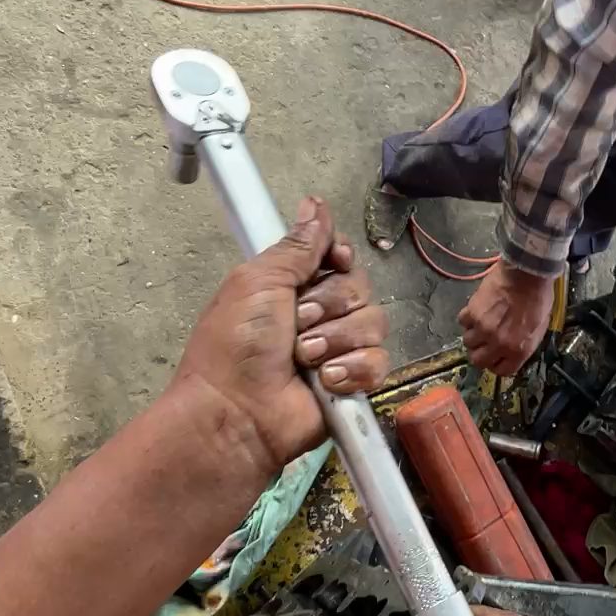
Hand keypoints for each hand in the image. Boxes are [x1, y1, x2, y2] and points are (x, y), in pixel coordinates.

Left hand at [174, 197, 389, 470]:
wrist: (237, 413)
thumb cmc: (236, 344)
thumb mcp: (258, 282)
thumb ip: (297, 246)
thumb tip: (316, 203)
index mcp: (295, 285)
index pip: (341, 256)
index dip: (341, 257)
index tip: (333, 262)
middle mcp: (322, 313)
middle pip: (361, 287)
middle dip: (330, 305)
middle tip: (297, 324)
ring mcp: (341, 348)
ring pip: (374, 323)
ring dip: (336, 340)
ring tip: (304, 359)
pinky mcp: (356, 381)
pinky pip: (379, 361)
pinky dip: (353, 370)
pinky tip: (326, 381)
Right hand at [459, 261, 555, 375]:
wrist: (527, 274)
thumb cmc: (538, 299)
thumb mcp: (539, 328)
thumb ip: (523, 344)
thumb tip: (512, 350)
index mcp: (519, 350)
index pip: (501, 371)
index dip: (496, 364)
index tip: (495, 357)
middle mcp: (499, 344)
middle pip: (478, 360)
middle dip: (480, 353)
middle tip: (483, 343)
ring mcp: (483, 329)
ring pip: (468, 342)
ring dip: (473, 334)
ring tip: (481, 323)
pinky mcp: (472, 312)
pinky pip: (463, 322)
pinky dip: (468, 318)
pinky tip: (477, 310)